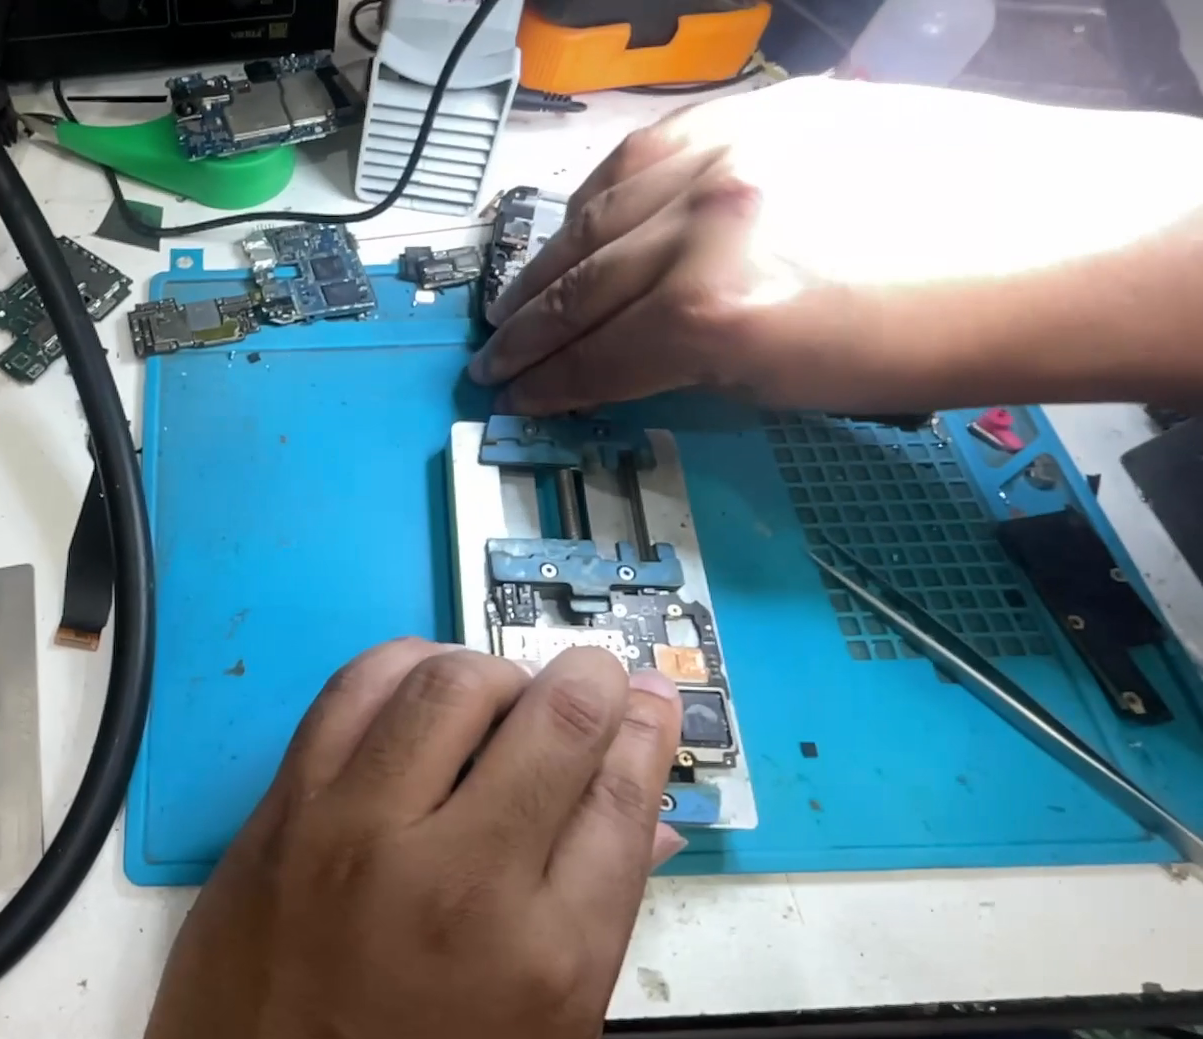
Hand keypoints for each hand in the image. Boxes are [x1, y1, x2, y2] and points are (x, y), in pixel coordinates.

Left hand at [133, 641, 684, 1038]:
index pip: (619, 798)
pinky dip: (396, 665)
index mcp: (545, 957)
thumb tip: (645, 818)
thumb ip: (595, 920)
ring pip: (445, 687)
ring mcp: (355, 828)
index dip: (642, 732)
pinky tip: (416, 679)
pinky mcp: (283, 807)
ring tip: (497, 690)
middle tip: (584, 677)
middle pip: (546, 724)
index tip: (645, 698)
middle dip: (583, 685)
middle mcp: (454, 876)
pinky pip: (347, 692)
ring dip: (488, 669)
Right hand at [472, 77, 1202, 414]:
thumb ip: (674, 368)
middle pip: (578, 286)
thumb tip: (607, 371)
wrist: (1078, 246)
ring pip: (594, 214)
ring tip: (516, 297)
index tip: (509, 399)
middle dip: (523, 334)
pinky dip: (594, 197)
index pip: (592, 356)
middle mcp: (707, 220)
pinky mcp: (764, 109)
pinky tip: (577, 222)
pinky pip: (640, 152)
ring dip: (543, 266)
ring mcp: (734, 152)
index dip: (543, 386)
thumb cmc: (937, 346)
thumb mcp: (781, 386)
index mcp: (716, 310)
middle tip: (489, 359)